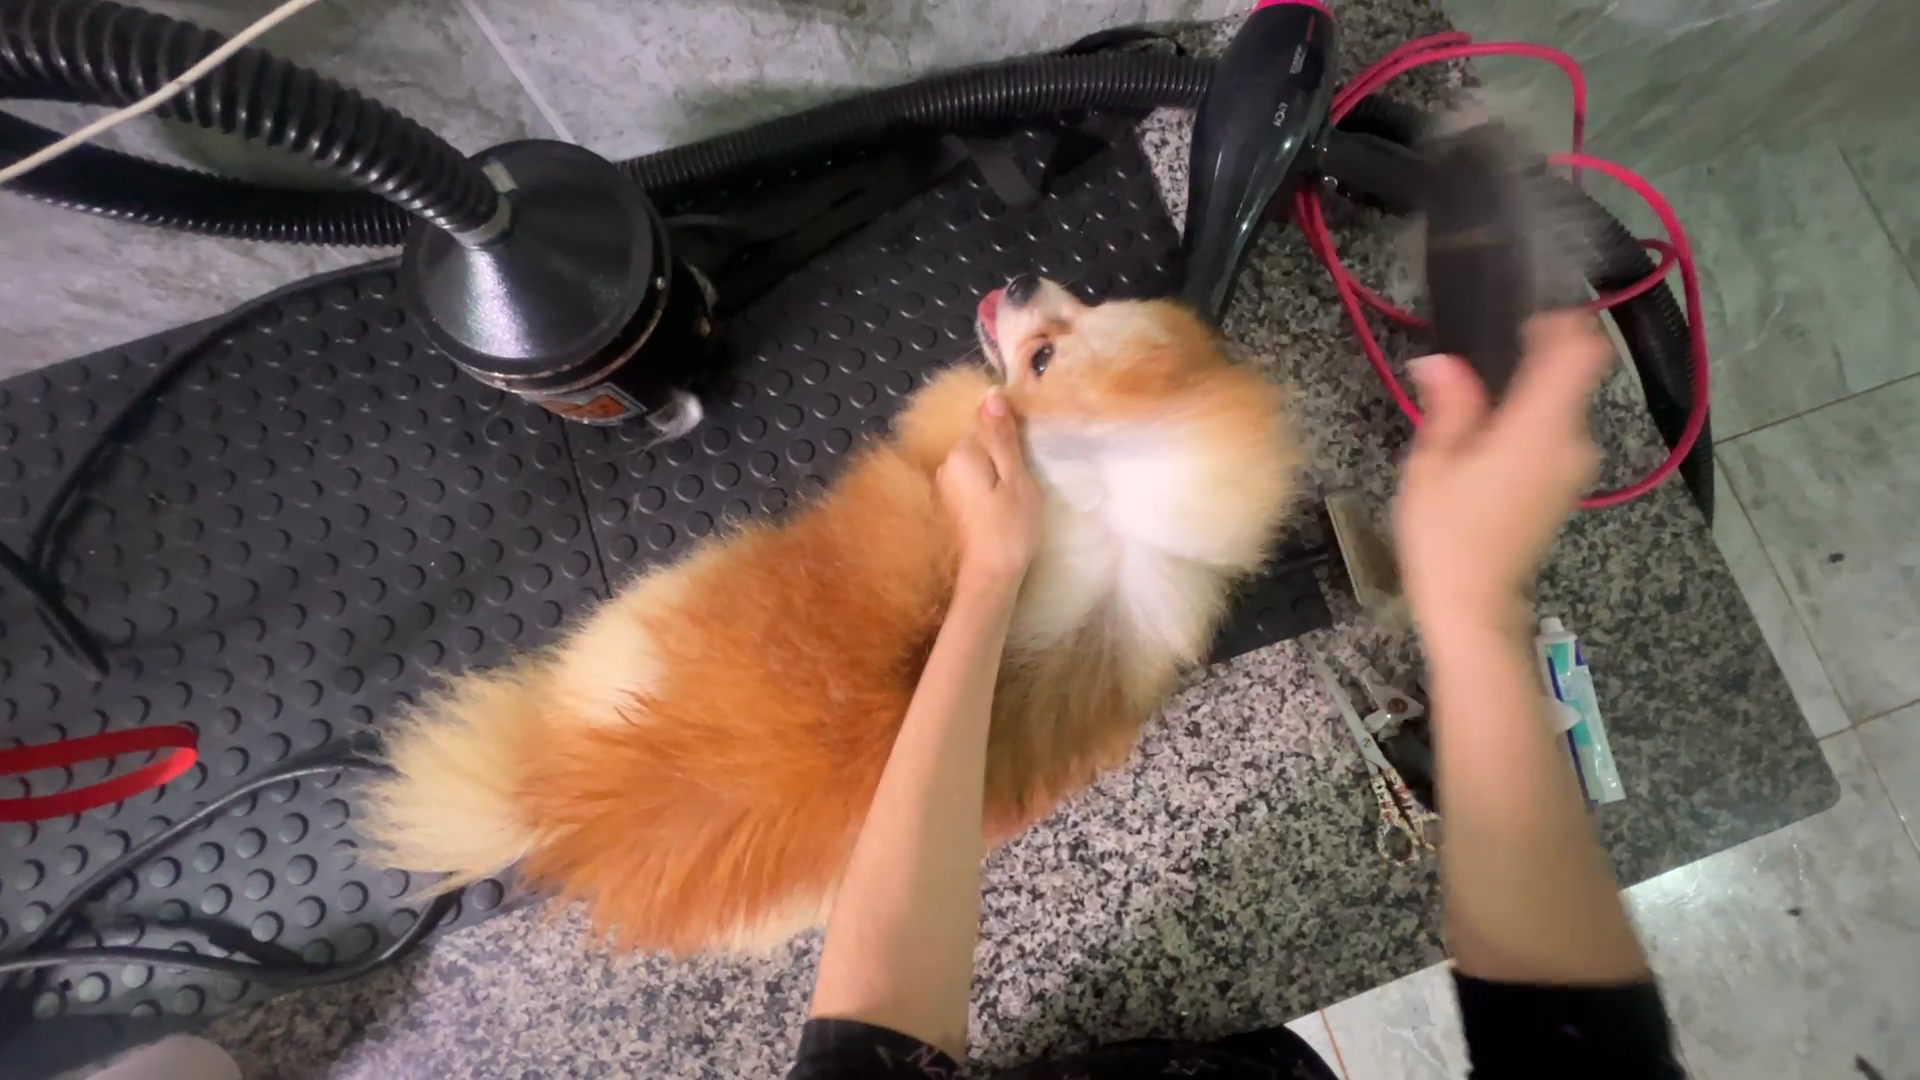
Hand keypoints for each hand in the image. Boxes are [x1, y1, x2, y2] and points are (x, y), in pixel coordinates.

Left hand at [937, 388, 1042, 589]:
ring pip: (976, 463)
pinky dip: (988, 488)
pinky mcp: (950, 505)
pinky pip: (972, 482)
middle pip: (978, 441)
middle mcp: (945, 465)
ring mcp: (944, 487)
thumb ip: (1002, 437)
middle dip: (1002, 452)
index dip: (1010, 432)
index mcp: (961, 453)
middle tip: (1026, 479)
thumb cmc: (1010, 529)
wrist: (989, 579)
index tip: (1027, 453)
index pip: (984, 420)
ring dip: (995, 471)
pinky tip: (1001, 507)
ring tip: (1016, 496)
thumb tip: (992, 395)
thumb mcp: (1016, 478)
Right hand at [1395, 312, 1613, 633]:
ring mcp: (1572, 467)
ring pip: (1558, 410)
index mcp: (1535, 430)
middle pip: (1568, 379)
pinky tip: (1481, 453)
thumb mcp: (1430, 466)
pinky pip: (1552, 438)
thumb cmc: (1442, 534)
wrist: (1472, 602)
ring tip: (1465, 422)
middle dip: (1525, 367)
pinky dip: (1524, 428)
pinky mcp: (1564, 486)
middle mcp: (1569, 442)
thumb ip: (1447, 407)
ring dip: (1521, 401)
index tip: (1522, 318)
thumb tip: (1441, 362)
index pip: (1578, 353)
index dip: (1561, 324)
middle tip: (1467, 376)